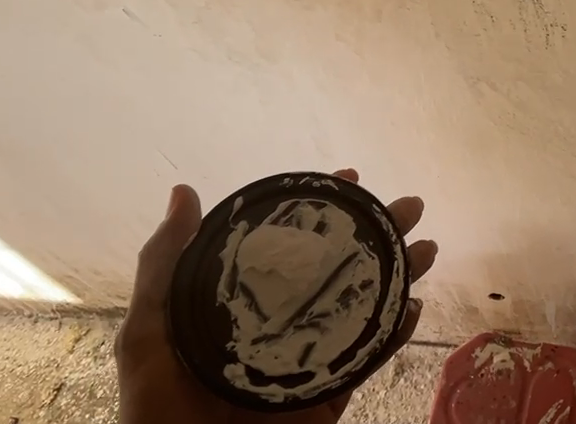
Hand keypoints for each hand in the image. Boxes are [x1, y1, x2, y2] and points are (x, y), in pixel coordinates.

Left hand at [117, 168, 438, 423]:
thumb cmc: (158, 418)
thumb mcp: (147, 338)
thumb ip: (163, 268)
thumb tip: (185, 191)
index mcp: (246, 303)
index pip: (292, 242)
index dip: (324, 207)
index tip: (352, 176)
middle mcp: (283, 322)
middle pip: (340, 267)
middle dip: (379, 232)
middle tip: (410, 205)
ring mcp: (310, 360)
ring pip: (364, 306)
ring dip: (399, 274)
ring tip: (428, 247)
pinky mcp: (328, 399)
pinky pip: (368, 360)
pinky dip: (395, 333)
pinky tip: (413, 306)